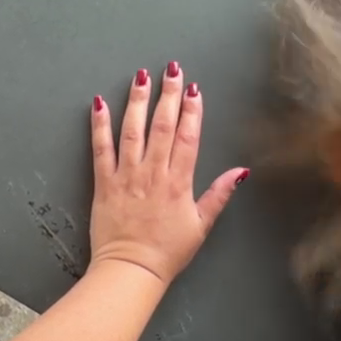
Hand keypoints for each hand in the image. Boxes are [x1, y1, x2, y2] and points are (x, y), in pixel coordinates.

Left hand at [88, 63, 248, 284]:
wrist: (130, 271)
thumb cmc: (168, 252)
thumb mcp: (201, 225)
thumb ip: (219, 194)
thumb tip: (241, 171)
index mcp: (179, 182)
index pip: (187, 137)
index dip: (192, 111)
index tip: (194, 88)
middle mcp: (153, 173)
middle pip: (162, 126)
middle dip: (168, 95)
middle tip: (172, 69)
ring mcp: (127, 175)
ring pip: (133, 131)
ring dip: (138, 101)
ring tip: (142, 76)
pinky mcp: (104, 182)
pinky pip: (101, 148)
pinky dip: (99, 125)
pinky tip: (100, 103)